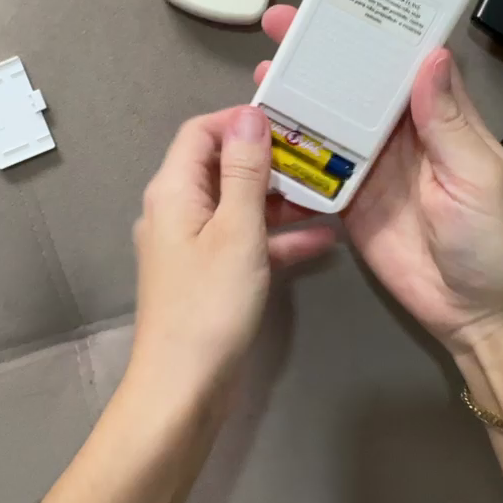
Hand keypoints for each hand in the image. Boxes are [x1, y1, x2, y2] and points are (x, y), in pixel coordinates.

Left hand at [128, 106, 338, 400]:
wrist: (184, 387)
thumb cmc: (210, 304)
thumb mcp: (237, 230)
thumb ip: (244, 171)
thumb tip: (249, 116)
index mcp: (173, 190)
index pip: (201, 131)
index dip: (241, 120)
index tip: (289, 121)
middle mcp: (176, 210)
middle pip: (221, 166)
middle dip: (269, 159)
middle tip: (318, 156)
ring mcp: (191, 244)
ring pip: (237, 205)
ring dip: (279, 199)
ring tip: (328, 193)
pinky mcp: (207, 274)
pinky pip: (243, 241)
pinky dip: (276, 237)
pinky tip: (323, 241)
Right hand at [255, 7, 502, 353]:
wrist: (475, 314)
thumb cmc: (493, 242)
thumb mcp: (479, 176)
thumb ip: (449, 121)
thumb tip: (431, 57)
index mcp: (439, 118)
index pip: (403, 62)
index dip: (373, 31)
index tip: (340, 3)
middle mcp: (400, 135)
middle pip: (355, 86)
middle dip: (320, 56)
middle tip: (281, 28)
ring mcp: (370, 168)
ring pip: (329, 123)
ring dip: (298, 100)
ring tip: (264, 75)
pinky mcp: (348, 202)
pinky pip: (315, 171)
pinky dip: (290, 154)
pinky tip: (264, 137)